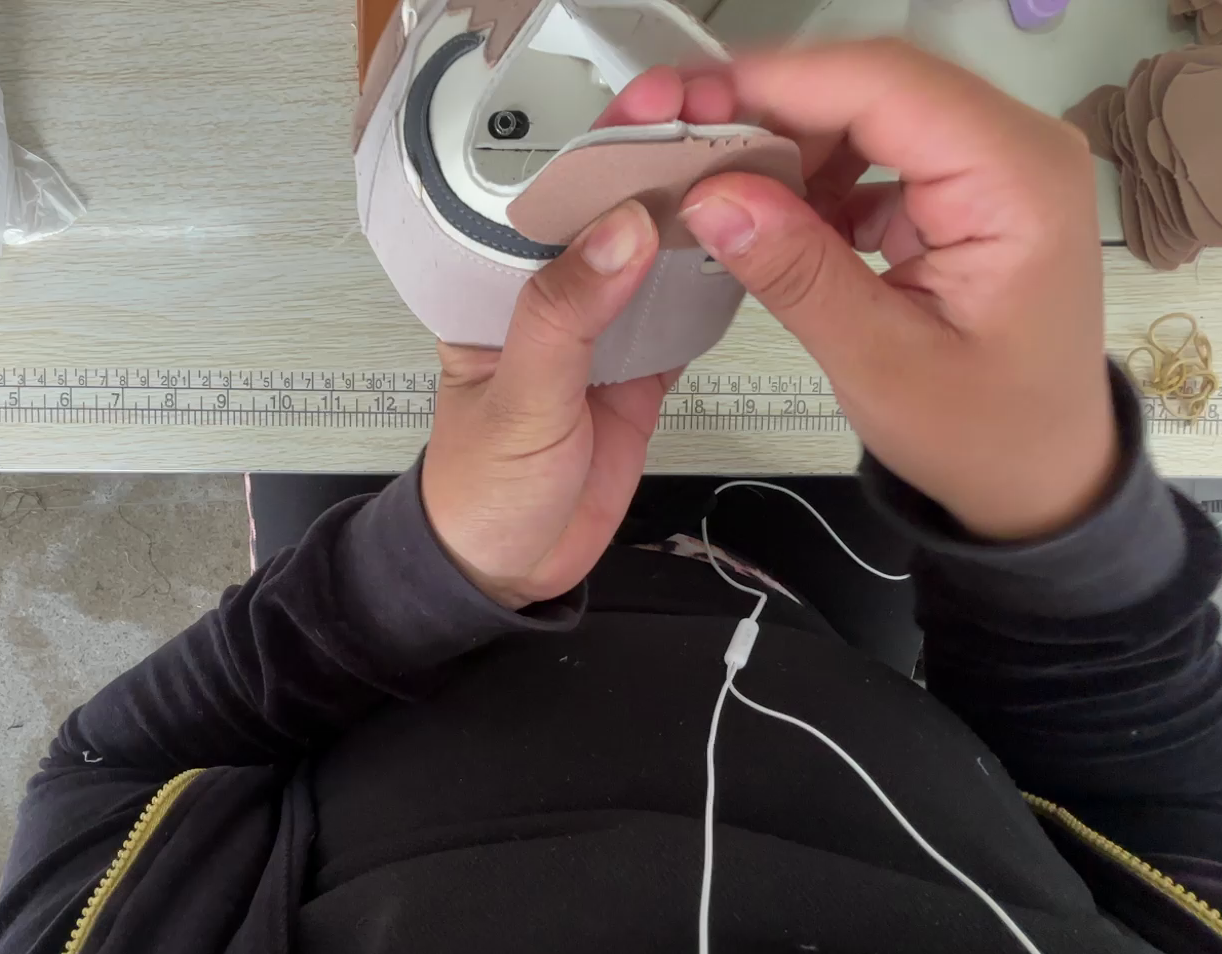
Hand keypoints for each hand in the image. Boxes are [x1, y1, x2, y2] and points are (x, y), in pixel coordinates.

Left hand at [422, 68, 727, 608]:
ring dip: (688, 225)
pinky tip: (740, 252)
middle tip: (711, 124)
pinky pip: (679, 321)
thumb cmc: (479, 489)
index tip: (647, 116)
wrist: (508, 568)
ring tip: (742, 171)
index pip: (542, 207)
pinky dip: (708, 290)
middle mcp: (549, 309)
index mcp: (494, 298)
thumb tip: (623, 228)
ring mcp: (599, 341)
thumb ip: (563, 317)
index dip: (590, 155)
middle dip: (651, 176)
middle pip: (605, 225)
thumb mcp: (517, 400)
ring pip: (650, 266)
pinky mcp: (636, 376)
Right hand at [677, 41, 1116, 540]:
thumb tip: (709, 197)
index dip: (779, 82)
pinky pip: (871, 166)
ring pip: (867, 122)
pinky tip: (768, 222)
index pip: (885, 85)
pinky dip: (811, 186)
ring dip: (787, 150)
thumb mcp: (874, 359)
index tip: (687, 100)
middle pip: (874, 89)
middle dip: (773, 112)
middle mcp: (1009, 149)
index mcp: (1013, 177)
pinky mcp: (955, 201)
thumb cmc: (973, 430)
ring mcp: (983, 172)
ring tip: (715, 190)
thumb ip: (794, 272)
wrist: (1032, 472)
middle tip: (685, 149)